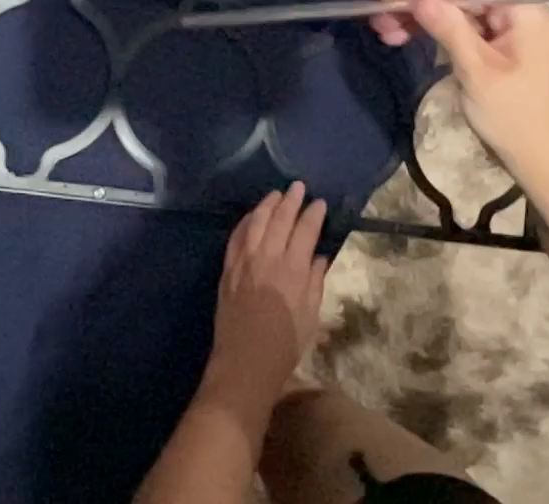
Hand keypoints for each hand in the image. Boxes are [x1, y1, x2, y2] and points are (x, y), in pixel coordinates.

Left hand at [201, 183, 328, 414]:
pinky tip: (252, 216)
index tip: (320, 202)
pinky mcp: (228, 268)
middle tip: (298, 187)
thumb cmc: (284, 344)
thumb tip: (319, 256)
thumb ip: (315, 282)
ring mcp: (244, 261)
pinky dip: (245, 222)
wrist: (244, 362)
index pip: (305, 230)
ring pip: (256, 222)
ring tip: (277, 194)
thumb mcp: (311, 316)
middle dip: (291, 200)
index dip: (313, 214)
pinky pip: (236, 236)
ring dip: (268, 205)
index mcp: (293, 270)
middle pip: (280, 219)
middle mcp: (268, 258)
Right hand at [368, 0, 548, 168]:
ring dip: (416, 12)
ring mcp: (499, 26)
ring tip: (380, 23)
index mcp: (525, 10)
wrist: (534, 157)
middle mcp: (513, 10)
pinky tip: (396, 33)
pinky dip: (426, 27)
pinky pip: (452, 24)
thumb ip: (451, 30)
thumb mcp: (479, 72)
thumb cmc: (514, 115)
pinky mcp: (485, 43)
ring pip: (451, 5)